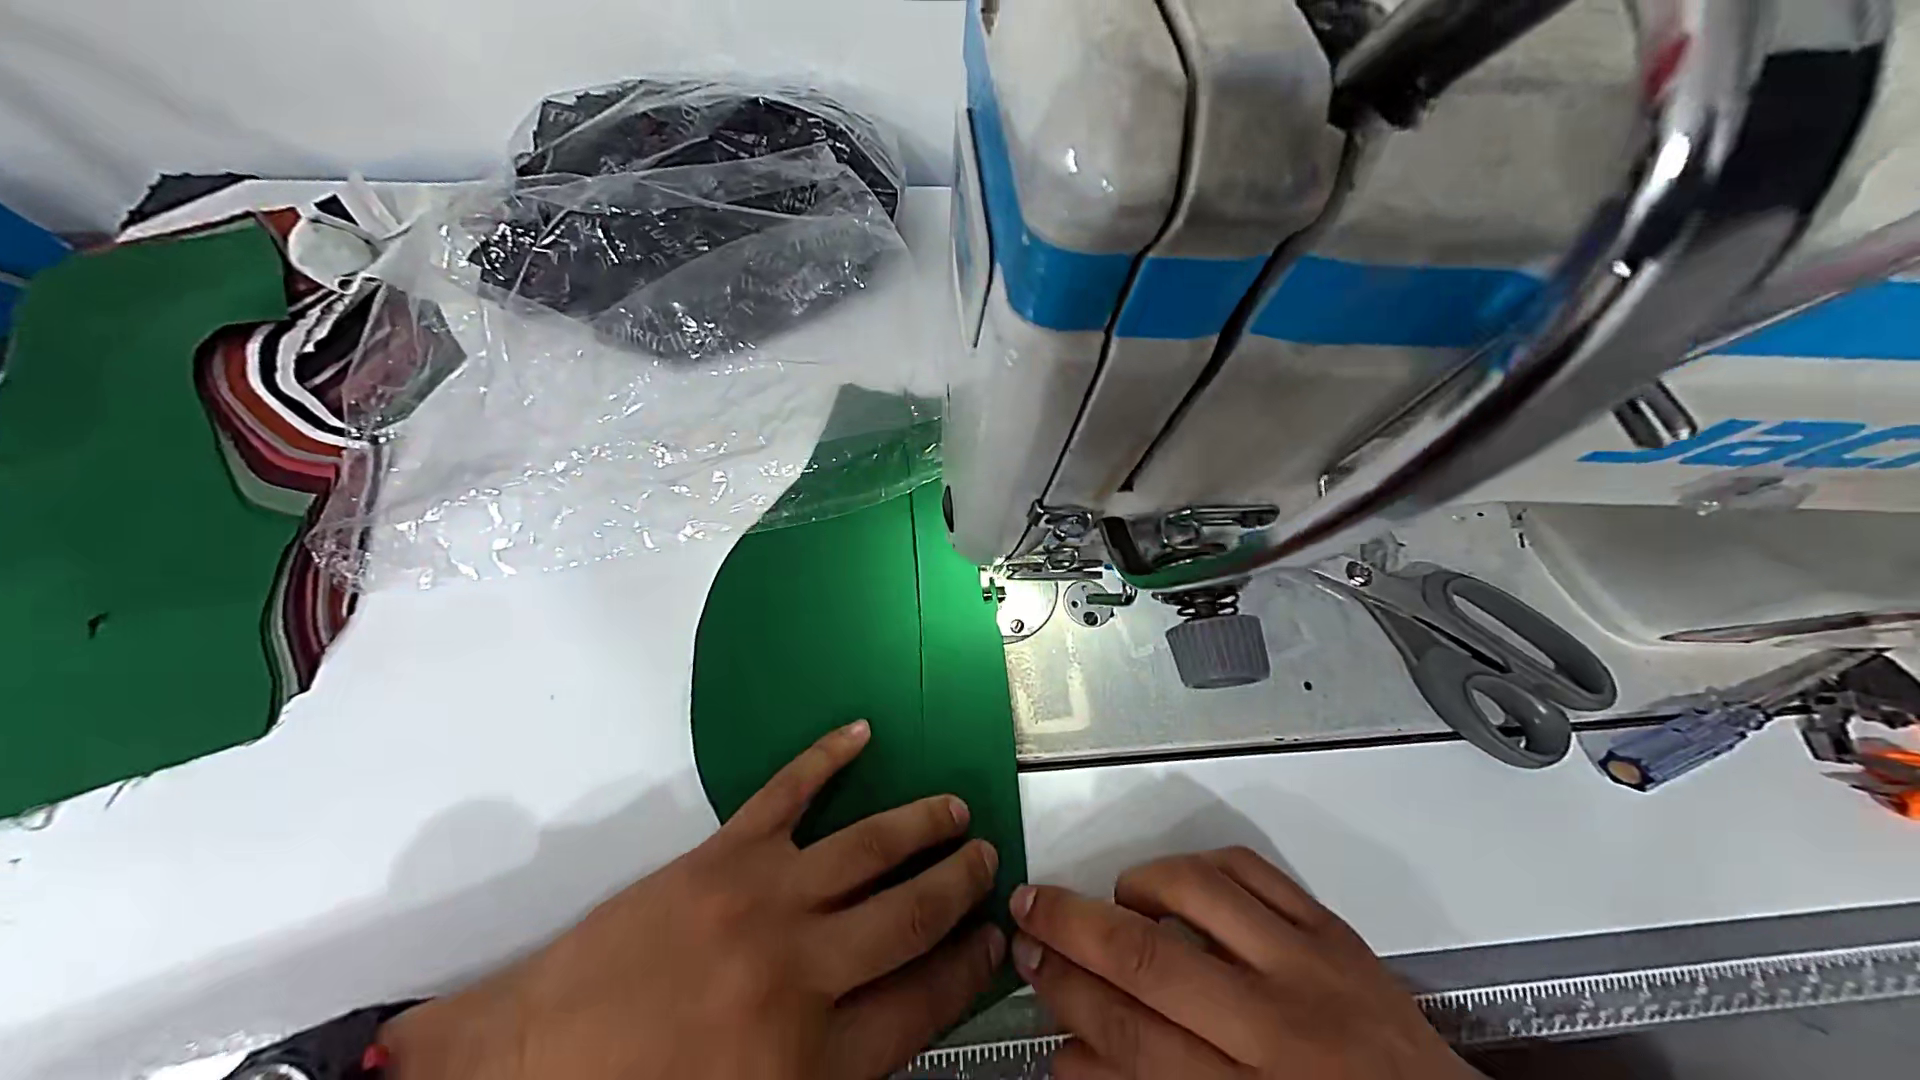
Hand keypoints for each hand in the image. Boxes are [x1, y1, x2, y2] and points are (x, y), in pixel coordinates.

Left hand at [381, 720, 1004, 1079]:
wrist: (530, 1072)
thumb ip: (838, 1071)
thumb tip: (907, 1015)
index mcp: (812, 1057)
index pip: (926, 1000)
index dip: (971, 967)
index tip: (996, 940)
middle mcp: (803, 969)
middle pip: (913, 915)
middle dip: (961, 885)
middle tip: (988, 862)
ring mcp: (765, 898)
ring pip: (870, 847)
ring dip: (922, 823)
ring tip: (955, 811)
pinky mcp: (724, 852)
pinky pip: (790, 790)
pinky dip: (828, 756)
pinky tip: (861, 733)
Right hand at [1009, 848, 1475, 1079]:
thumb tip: (1069, 1053)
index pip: (1129, 1034)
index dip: (1065, 991)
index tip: (1026, 960)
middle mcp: (1279, 1031)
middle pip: (1147, 957)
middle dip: (1070, 926)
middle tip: (1029, 907)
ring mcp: (1312, 969)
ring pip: (1198, 893)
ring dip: (1136, 887)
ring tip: (1116, 902)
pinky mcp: (1336, 932)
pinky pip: (1251, 869)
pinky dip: (1200, 865)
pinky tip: (1181, 883)